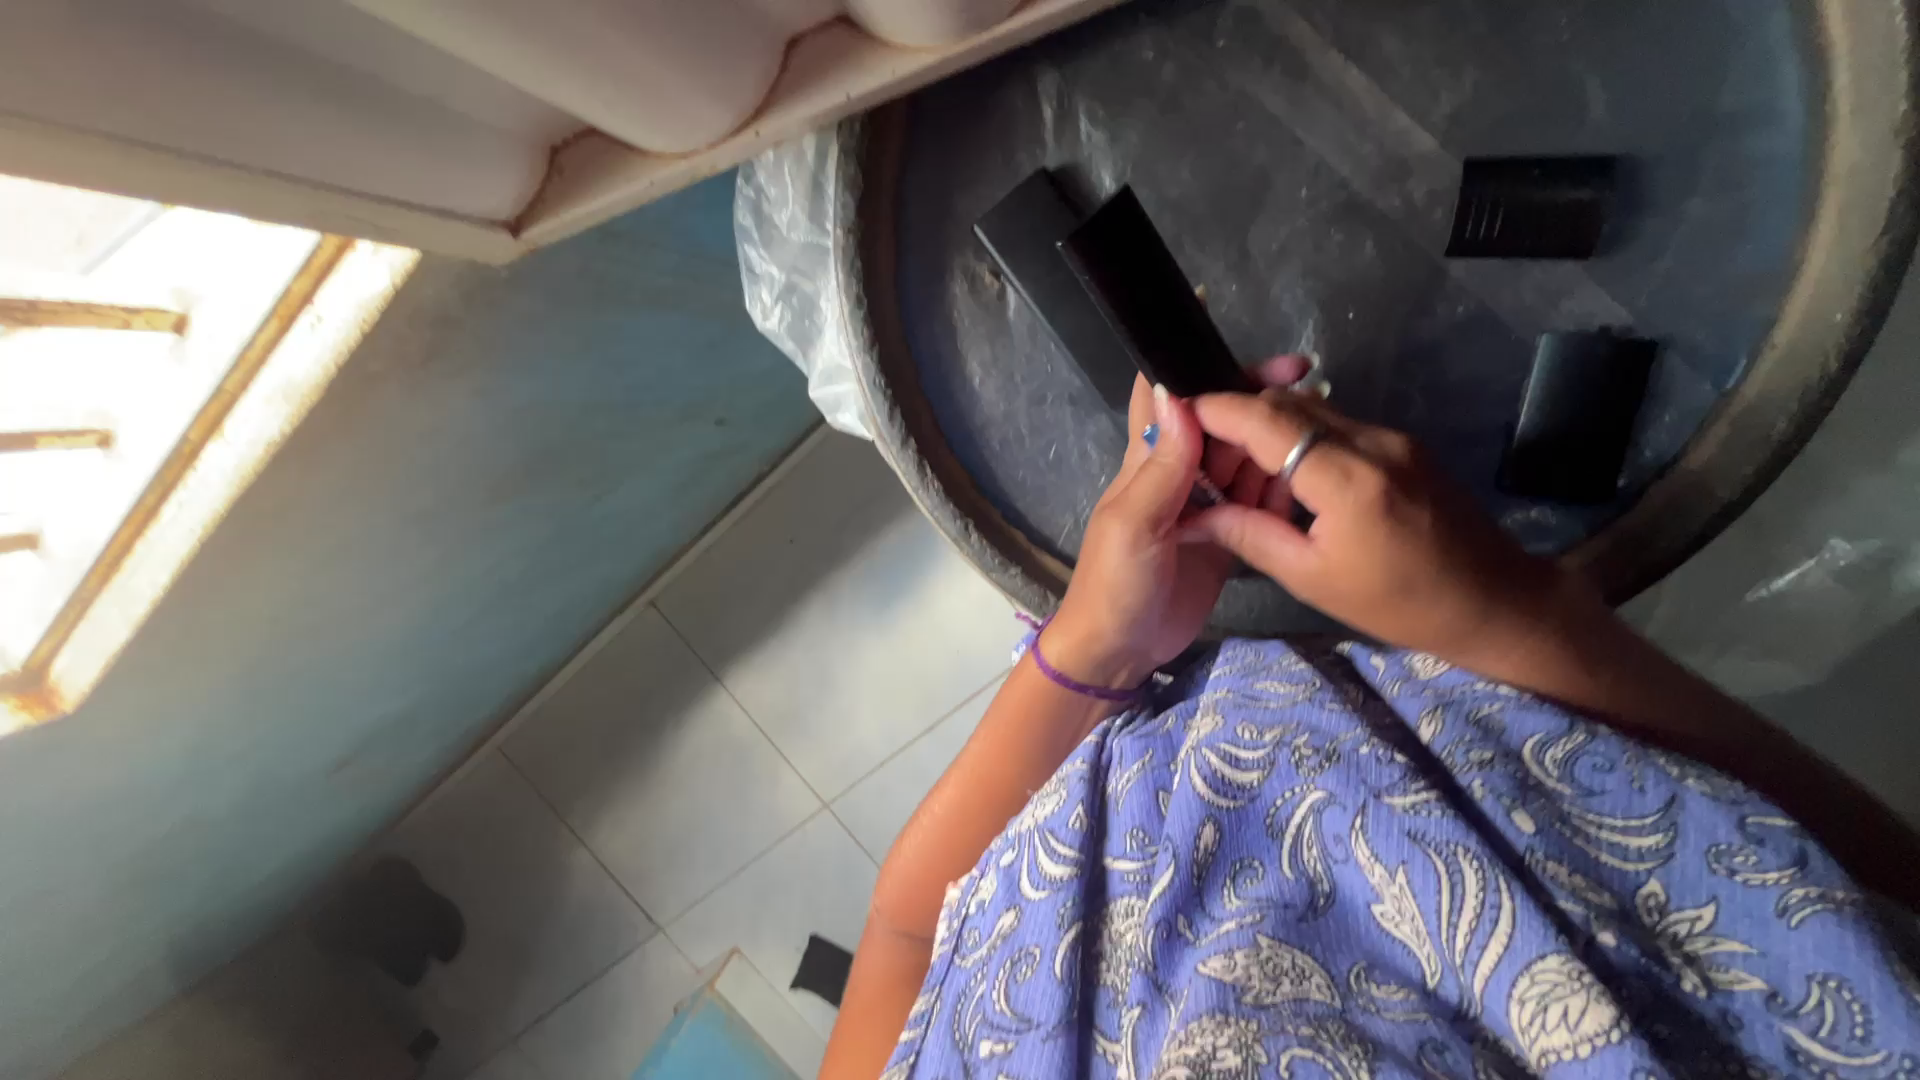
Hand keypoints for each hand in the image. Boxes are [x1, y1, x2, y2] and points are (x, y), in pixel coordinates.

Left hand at [1044, 360, 1310, 688]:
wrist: (1121, 650)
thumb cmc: (1116, 583)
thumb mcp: (1135, 523)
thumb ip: (1161, 465)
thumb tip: (1176, 393)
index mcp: (1145, 461)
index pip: (1161, 396)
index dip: (1187, 362)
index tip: (1232, 332)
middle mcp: (1174, 474)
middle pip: (1216, 422)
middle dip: (1252, 397)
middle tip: (1307, 378)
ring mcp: (1202, 505)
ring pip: (1241, 458)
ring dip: (1271, 438)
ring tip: (1321, 417)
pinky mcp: (1225, 535)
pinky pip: (1255, 499)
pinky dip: (1279, 484)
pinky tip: (1310, 473)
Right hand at [1181, 390, 1603, 665]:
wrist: (1496, 602)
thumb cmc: (1398, 604)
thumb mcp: (1311, 578)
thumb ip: (1247, 535)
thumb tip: (1190, 516)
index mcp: (1348, 480)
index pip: (1269, 422)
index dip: (1218, 409)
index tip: (1178, 410)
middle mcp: (1372, 443)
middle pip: (1288, 403)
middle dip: (1236, 411)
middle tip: (1197, 440)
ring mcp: (1392, 438)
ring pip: (1313, 408)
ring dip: (1266, 421)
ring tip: (1231, 455)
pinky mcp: (1403, 444)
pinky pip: (1336, 424)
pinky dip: (1298, 434)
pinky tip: (1280, 466)